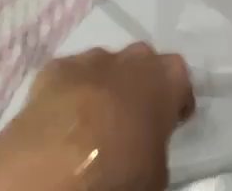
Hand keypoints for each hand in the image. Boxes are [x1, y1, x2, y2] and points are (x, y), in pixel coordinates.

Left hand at [0, 43, 193, 190]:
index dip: (172, 106)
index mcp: (169, 77)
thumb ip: (156, 149)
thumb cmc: (120, 172)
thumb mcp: (157, 175)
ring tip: (88, 127)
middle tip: (126, 125)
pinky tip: (58, 122)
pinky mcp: (55, 69)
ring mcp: (94, 59)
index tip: (165, 128)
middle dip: (136, 88)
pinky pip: (67, 78)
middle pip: (142, 66)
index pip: (180, 84)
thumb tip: (143, 152)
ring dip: (101, 88)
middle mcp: (136, 57)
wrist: (52, 173)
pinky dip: (65, 94)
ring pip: (104, 68)